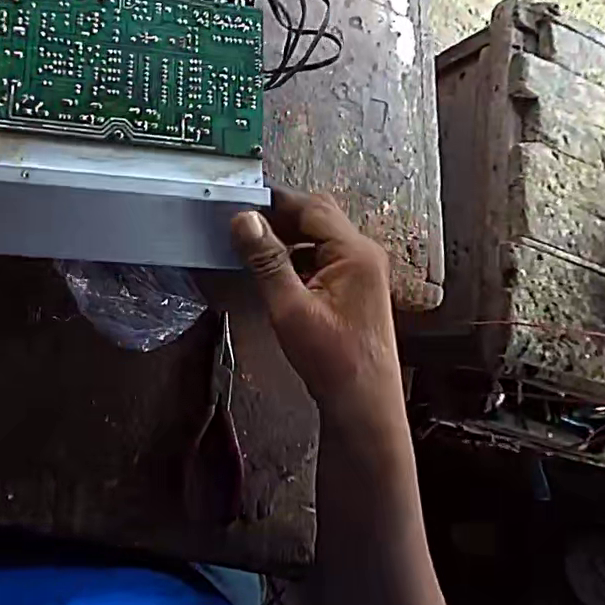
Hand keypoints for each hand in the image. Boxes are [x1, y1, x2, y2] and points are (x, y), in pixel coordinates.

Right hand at [230, 190, 404, 424]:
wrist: (363, 404)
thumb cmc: (333, 360)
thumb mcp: (291, 308)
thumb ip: (267, 261)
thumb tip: (245, 220)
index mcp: (355, 252)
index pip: (312, 207)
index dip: (275, 201)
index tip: (241, 201)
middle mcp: (362, 255)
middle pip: (317, 218)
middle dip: (279, 217)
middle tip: (242, 223)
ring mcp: (360, 272)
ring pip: (318, 239)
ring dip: (286, 238)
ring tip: (251, 246)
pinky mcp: (352, 289)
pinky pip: (321, 259)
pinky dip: (296, 258)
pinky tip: (272, 271)